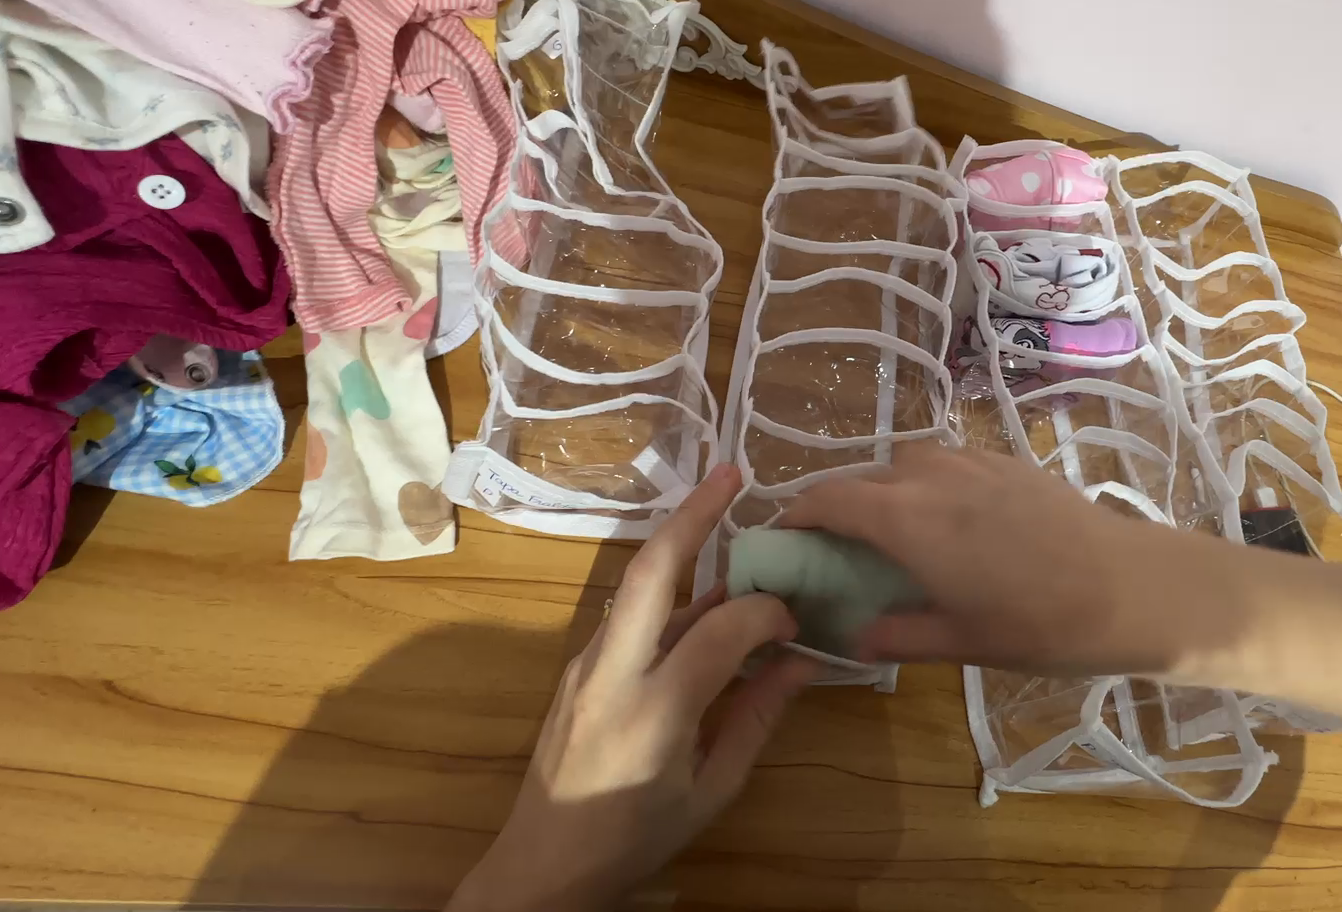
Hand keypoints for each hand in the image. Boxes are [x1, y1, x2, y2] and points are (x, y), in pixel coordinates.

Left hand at [447, 465, 819, 911]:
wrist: (538, 870)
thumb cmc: (635, 839)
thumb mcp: (712, 791)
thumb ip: (758, 717)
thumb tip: (803, 660)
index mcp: (653, 715)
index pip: (720, 632)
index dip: (766, 614)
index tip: (794, 622)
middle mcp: (612, 673)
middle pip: (651, 571)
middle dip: (692, 513)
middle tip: (730, 472)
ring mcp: (587, 661)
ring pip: (638, 580)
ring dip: (681, 539)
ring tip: (723, 507)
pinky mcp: (580, 662)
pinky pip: (634, 610)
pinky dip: (675, 588)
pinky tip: (708, 593)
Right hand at [778, 441, 1247, 676]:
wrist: (1129, 585)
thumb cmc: (1039, 622)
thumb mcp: (961, 642)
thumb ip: (897, 634)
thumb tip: (853, 636)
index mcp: (907, 519)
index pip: (828, 499)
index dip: (797, 514)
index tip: (785, 537)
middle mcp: (930, 476)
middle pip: (863, 478)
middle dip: (840, 506)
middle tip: (841, 546)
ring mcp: (971, 460)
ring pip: (905, 462)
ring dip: (886, 489)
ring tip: (898, 530)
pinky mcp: (1005, 458)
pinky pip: (945, 460)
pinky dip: (927, 480)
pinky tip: (953, 516)